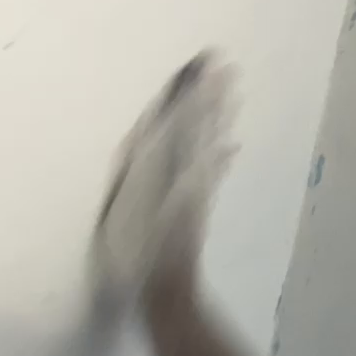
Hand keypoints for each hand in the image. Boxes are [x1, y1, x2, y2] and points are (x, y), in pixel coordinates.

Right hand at [87, 50, 239, 314]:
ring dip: (219, 118)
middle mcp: (183, 173)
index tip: (201, 67)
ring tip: (232, 93)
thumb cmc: (132, 253)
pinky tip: (232, 146)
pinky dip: (222, 157)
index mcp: (163, 169)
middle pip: (197, 127)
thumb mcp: (122, 205)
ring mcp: (194, 189)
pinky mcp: (199, 206)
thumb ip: (135, 165)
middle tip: (224, 65)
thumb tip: (148, 131)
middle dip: (209, 96)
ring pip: (209, 145)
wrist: (167, 290)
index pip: (177, 123)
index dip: (187, 95)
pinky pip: (213, 173)